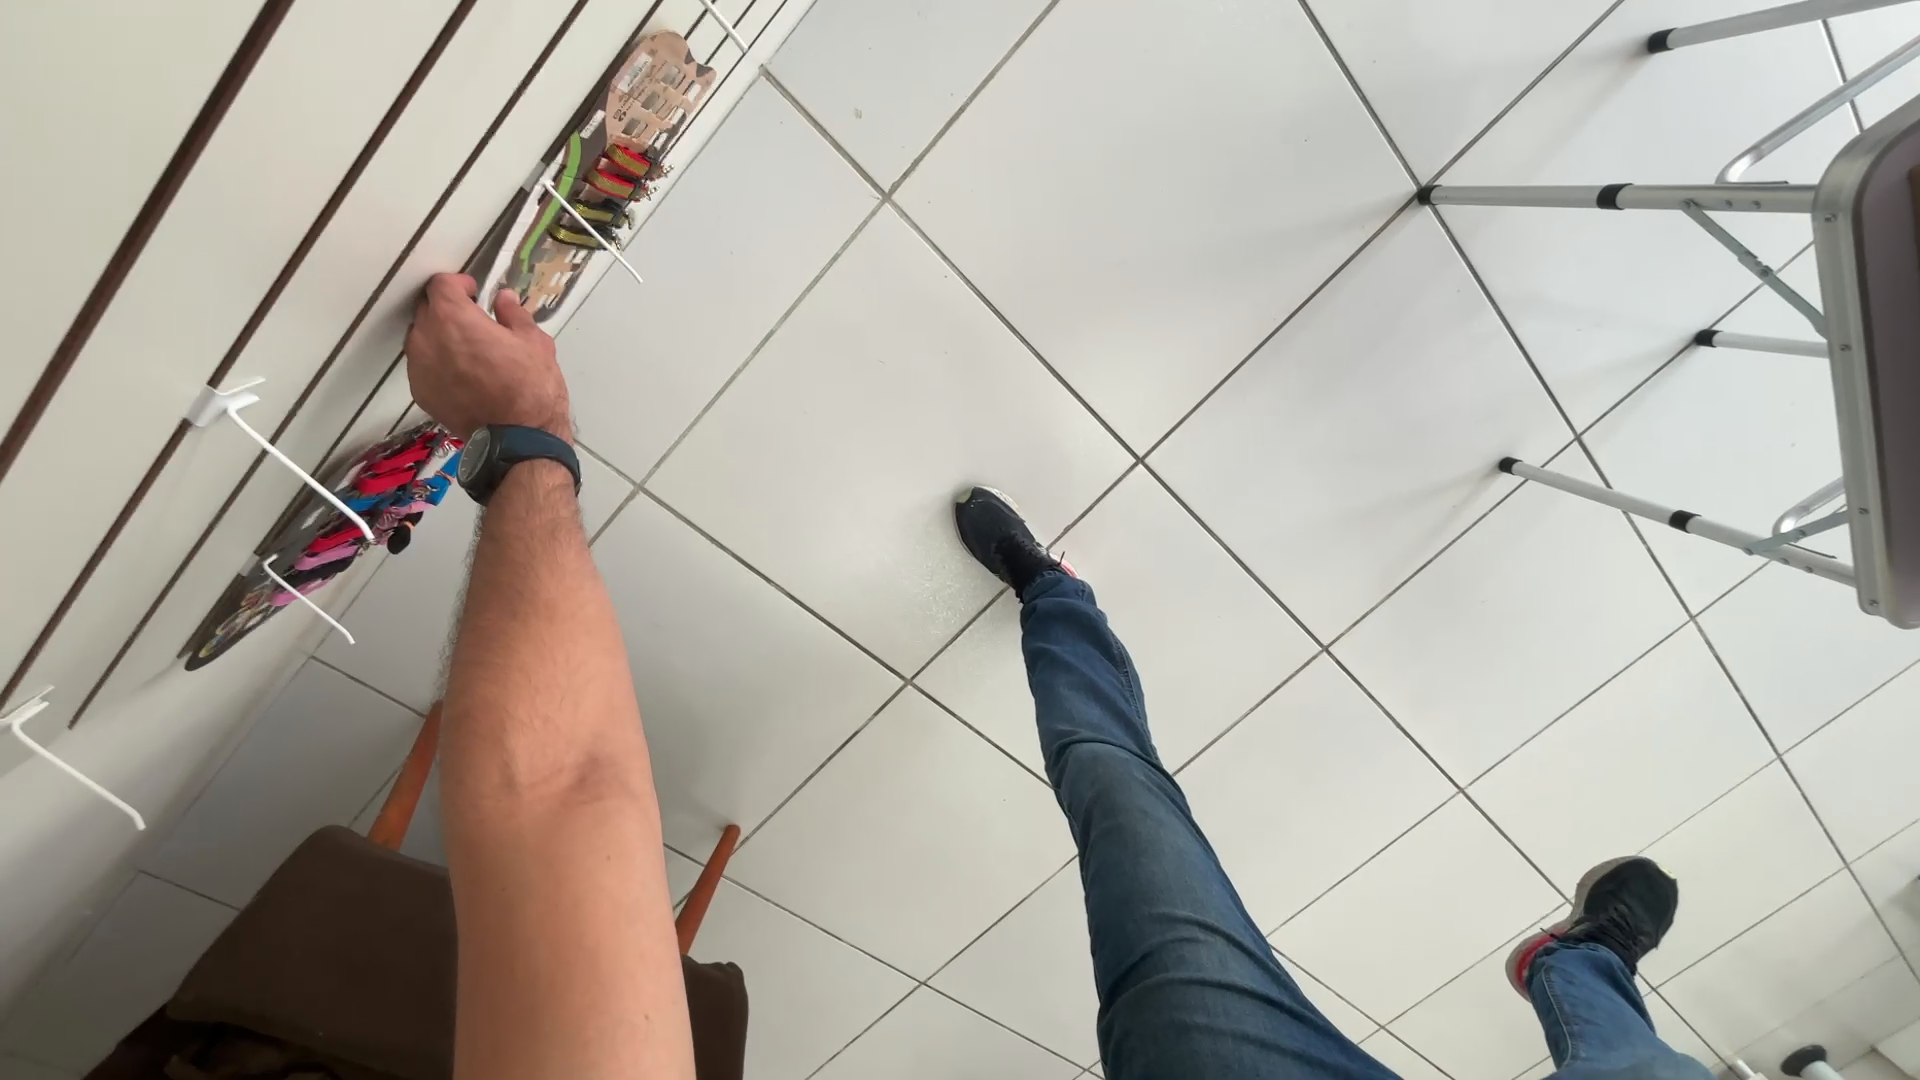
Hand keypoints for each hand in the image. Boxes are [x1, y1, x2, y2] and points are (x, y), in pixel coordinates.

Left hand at [405, 273, 572, 441]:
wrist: (519, 438)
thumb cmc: (532, 388)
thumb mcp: (536, 345)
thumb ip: (514, 316)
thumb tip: (503, 300)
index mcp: (454, 318)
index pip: (441, 284)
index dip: (459, 284)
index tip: (474, 292)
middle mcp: (426, 337)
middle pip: (428, 309)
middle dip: (448, 310)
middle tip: (475, 323)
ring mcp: (419, 366)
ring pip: (423, 339)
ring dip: (442, 338)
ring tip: (470, 353)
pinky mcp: (420, 391)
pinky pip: (425, 367)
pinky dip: (440, 365)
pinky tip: (465, 378)